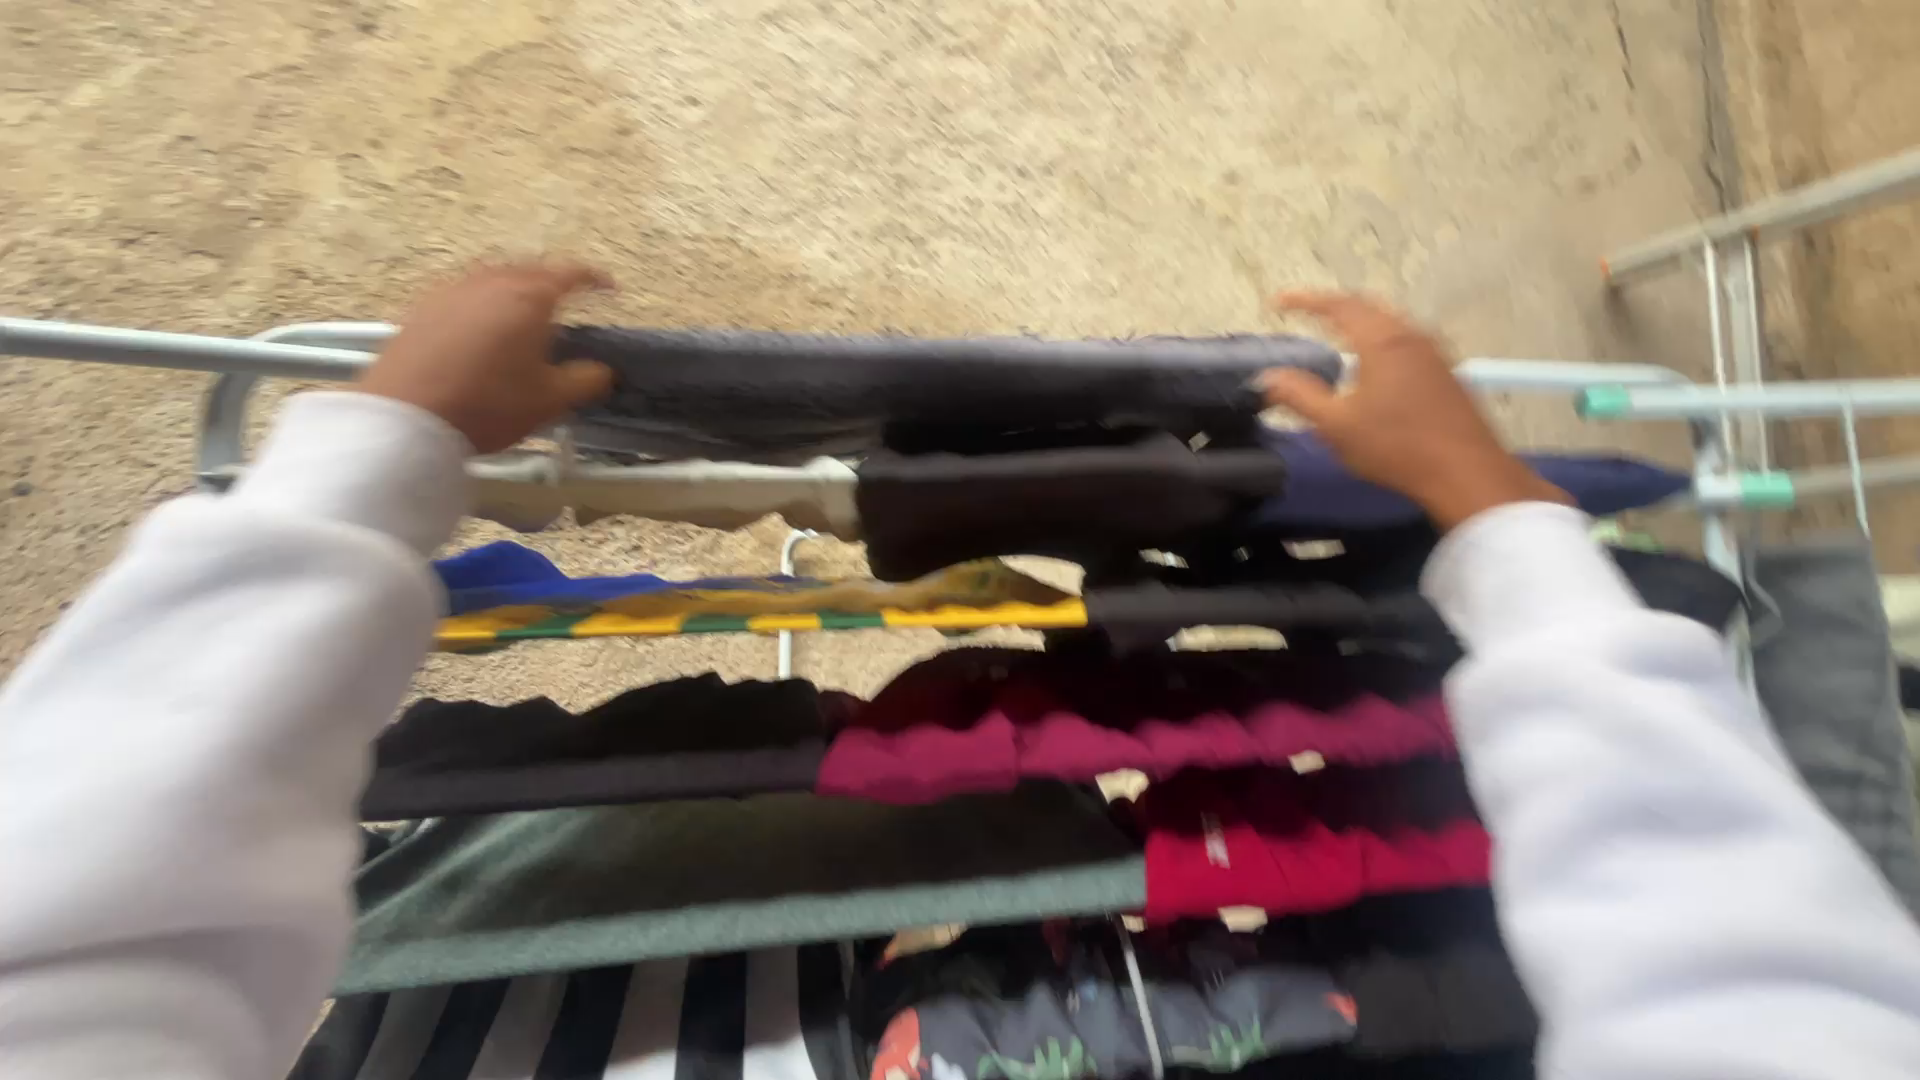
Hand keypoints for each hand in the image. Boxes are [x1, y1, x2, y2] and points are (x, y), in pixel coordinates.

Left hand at [358, 261, 615, 453]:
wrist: (407, 417)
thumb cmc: (490, 404)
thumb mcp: (553, 399)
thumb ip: (587, 379)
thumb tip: (603, 369)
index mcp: (527, 298)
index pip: (569, 274)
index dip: (594, 279)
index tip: (610, 288)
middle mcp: (489, 283)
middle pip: (529, 269)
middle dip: (553, 280)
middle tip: (571, 299)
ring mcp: (450, 291)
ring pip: (494, 278)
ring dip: (517, 288)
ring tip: (529, 310)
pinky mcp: (422, 308)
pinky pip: (466, 292)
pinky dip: (487, 300)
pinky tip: (487, 324)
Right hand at [1260, 290, 1570, 530]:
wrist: (1464, 472)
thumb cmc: (1394, 447)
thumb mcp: (1335, 425)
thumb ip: (1299, 396)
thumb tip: (1267, 377)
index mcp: (1382, 342)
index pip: (1339, 306)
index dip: (1305, 300)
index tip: (1278, 302)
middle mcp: (1411, 336)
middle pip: (1369, 307)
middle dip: (1334, 306)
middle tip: (1306, 312)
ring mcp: (1434, 353)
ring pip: (1390, 322)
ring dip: (1360, 321)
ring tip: (1335, 333)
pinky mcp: (1446, 372)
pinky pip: (1405, 340)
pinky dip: (1379, 339)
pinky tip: (1372, 363)